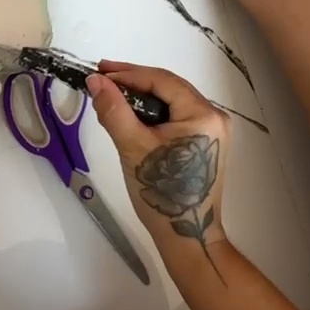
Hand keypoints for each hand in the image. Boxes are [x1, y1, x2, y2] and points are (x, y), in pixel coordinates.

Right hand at [87, 61, 230, 279]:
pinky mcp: (205, 143)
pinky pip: (175, 115)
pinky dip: (152, 112)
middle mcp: (214, 116)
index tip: (99, 70)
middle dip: (134, 80)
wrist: (187, 239)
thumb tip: (95, 80)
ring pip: (171, 101)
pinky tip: (131, 113)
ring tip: (112, 93)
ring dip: (141, 95)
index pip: (161, 80)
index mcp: (203, 114)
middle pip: (168, 87)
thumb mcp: (133, 147)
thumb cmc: (162, 193)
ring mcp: (212, 131)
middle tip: (102, 77)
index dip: (128, 73)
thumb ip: (114, 109)